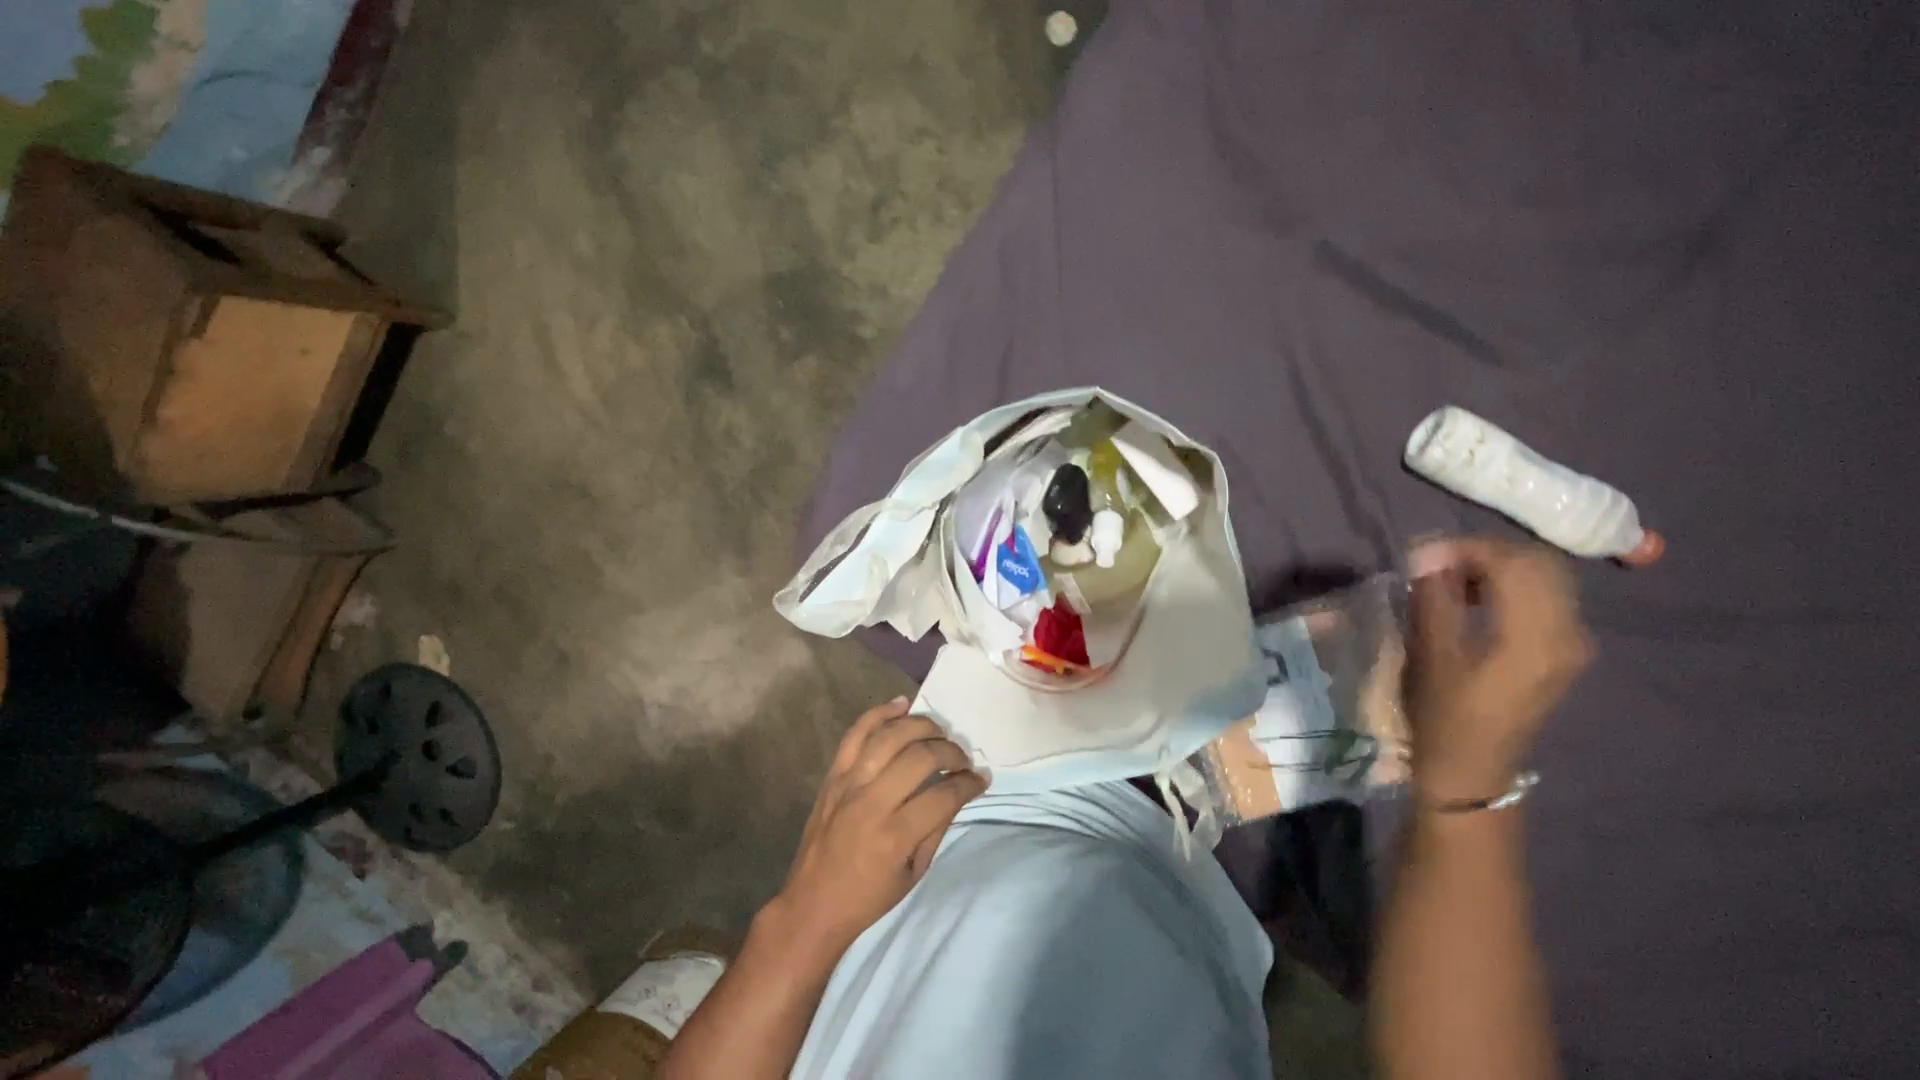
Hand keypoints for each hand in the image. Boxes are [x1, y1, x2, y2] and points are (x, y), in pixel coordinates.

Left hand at [769, 698, 986, 950]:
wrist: (813, 902)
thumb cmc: (869, 896)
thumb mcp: (916, 871)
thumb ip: (938, 826)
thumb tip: (962, 791)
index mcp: (895, 835)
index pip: (944, 794)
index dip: (969, 783)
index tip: (981, 778)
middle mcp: (871, 803)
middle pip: (920, 757)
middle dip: (950, 751)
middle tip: (962, 758)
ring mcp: (848, 784)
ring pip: (889, 736)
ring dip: (921, 726)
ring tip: (939, 731)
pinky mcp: (832, 776)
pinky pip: (855, 734)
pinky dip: (879, 714)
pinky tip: (902, 705)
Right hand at [1404, 537, 1592, 803]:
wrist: (1473, 772)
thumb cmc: (1443, 717)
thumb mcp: (1429, 655)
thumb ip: (1433, 597)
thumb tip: (1427, 555)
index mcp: (1535, 635)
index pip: (1513, 561)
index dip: (1467, 548)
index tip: (1424, 556)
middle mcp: (1568, 632)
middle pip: (1538, 562)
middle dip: (1486, 552)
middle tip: (1439, 563)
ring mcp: (1574, 643)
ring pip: (1546, 576)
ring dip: (1501, 567)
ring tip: (1455, 580)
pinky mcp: (1568, 651)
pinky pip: (1549, 597)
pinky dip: (1514, 586)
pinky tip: (1480, 600)